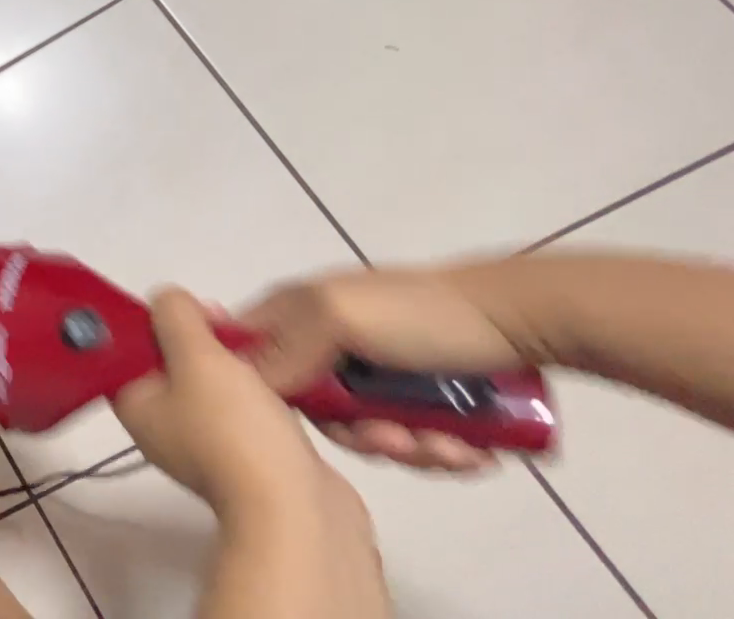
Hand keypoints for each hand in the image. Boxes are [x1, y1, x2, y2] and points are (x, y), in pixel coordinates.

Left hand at [114, 289, 326, 518]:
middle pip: (171, 362)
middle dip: (198, 336)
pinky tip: (278, 373)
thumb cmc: (234, 429)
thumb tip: (166, 299)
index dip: (154, 321)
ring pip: (210, 383)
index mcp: (134, 404)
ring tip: (253, 343)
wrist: (298, 511)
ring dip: (231, 360)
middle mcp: (161, 424)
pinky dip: (256, 387)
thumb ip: (175, 317)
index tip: (186, 307)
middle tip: (225, 322)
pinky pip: (242, 407)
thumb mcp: (195, 356)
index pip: (128, 348)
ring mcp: (204, 443)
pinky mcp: (247, 454)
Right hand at [240, 264, 532, 471]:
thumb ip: (284, 346)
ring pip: (363, 430)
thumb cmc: (420, 313)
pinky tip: (468, 451)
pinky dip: (437, 451)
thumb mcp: (338, 318)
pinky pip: (408, 438)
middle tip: (396, 442)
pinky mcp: (416, 398)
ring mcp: (371, 372)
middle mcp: (324, 343)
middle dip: (358, 434)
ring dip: (407, 448)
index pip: (248, 356)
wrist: (524, 318)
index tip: (301, 419)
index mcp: (295, 314)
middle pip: (312, 407)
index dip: (262, 392)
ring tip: (451, 449)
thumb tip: (239, 381)